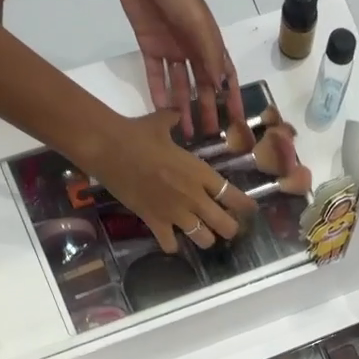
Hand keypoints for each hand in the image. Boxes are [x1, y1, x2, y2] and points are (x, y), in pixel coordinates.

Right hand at [76, 110, 244, 252]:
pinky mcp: (155, 222)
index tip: (248, 210)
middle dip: (229, 229)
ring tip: (199, 233)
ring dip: (204, 239)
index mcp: (201, 173)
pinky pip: (171, 245)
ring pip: (204, 240)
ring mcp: (176, 213)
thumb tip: (175, 112)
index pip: (234, 196)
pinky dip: (171, 245)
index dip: (244, 207)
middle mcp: (194, 197)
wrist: (109, 147)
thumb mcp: (162, 124)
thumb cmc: (137, 133)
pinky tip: (169, 239)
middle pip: (226, 226)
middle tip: (224, 227)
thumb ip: (174, 121)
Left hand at [109, 0, 246, 139]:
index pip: (226, 76)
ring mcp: (172, 49)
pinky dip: (159, 93)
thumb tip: (222, 87)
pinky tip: (162, 113)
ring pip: (181, 86)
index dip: (232, 98)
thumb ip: (210, 54)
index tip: (238, 123)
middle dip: (208, 110)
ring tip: (187, 133)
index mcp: (210, 41)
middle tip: (210, 137)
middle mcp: (193, 49)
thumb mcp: (198, 22)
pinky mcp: (150, 47)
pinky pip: (157, 76)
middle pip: (203, 86)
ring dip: (184, 108)